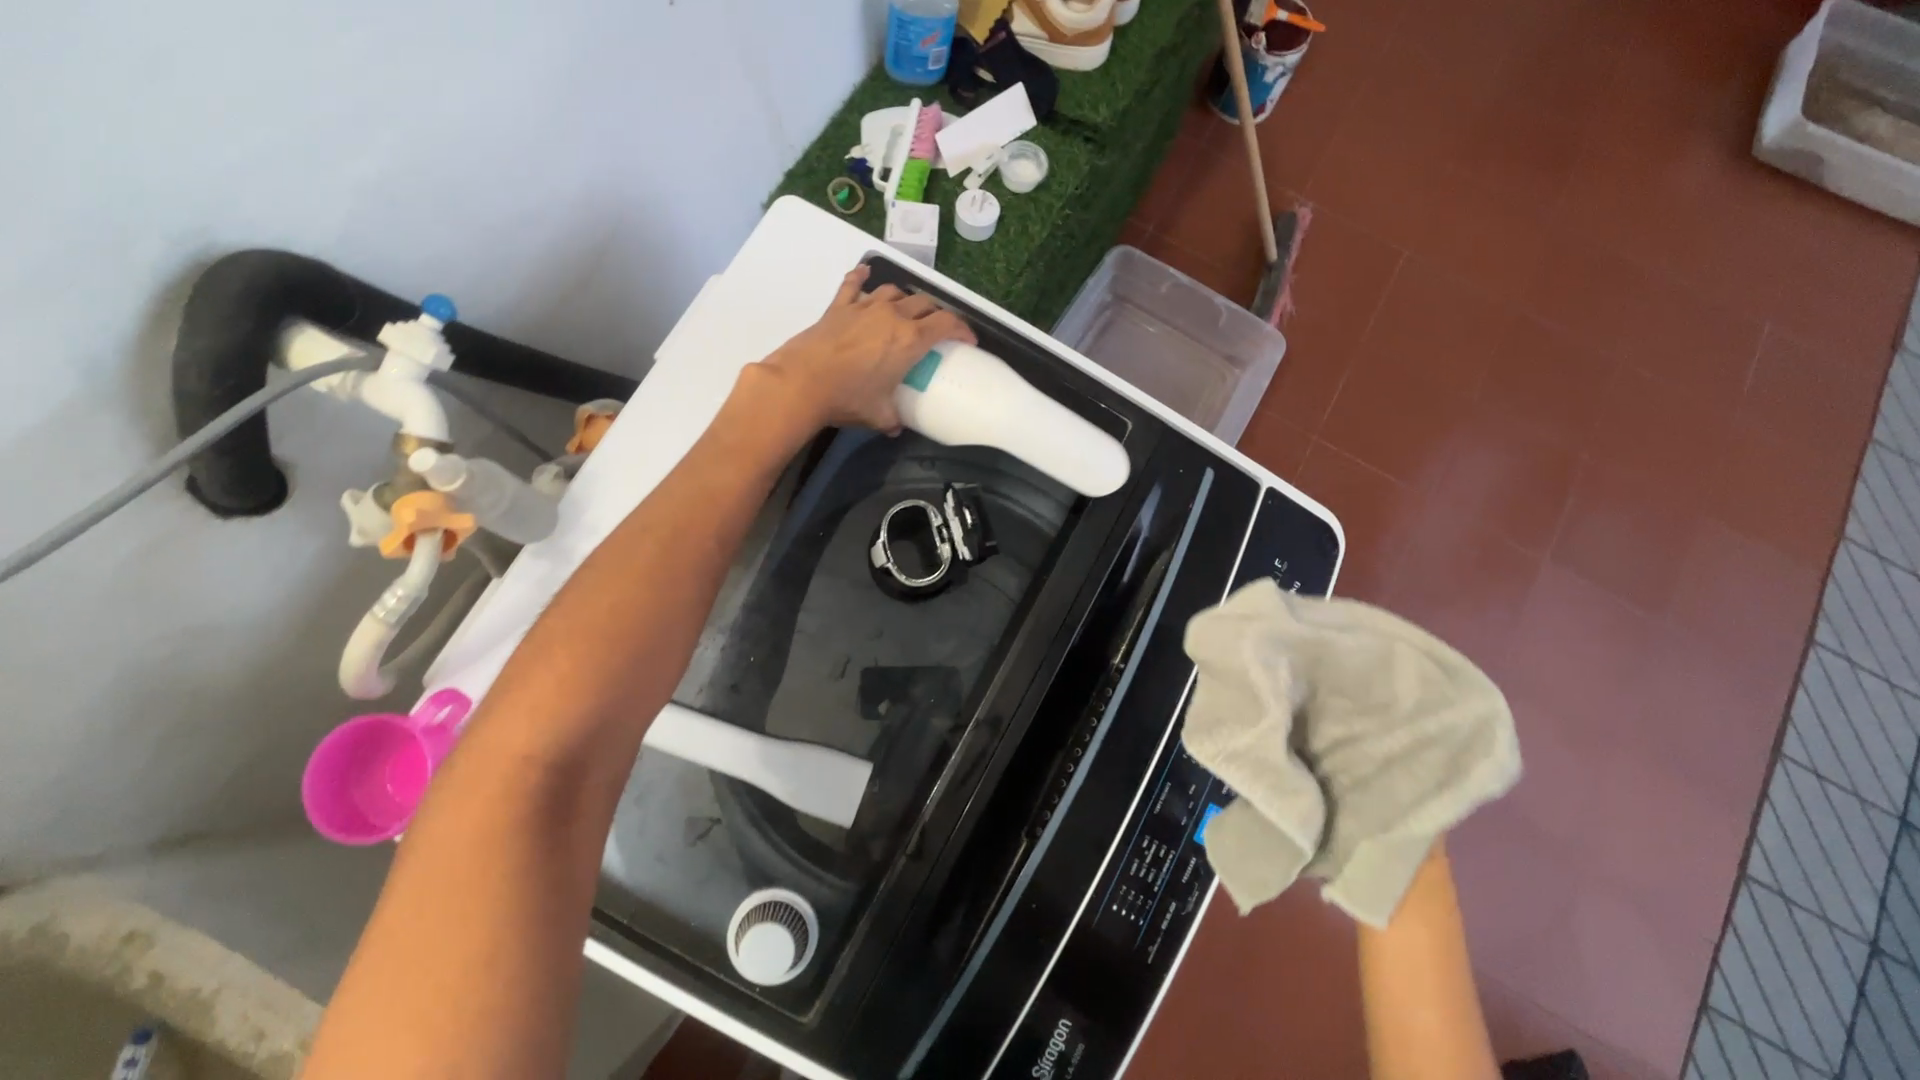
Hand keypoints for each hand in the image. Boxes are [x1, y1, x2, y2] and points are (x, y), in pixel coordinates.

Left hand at [757, 264, 975, 432]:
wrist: (802, 382)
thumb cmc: (848, 398)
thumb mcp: (879, 415)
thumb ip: (892, 418)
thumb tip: (895, 426)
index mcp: (910, 340)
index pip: (947, 324)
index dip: (962, 329)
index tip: (968, 340)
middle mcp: (892, 316)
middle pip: (923, 303)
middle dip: (935, 314)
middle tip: (936, 329)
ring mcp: (864, 307)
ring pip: (893, 292)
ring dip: (904, 299)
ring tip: (905, 310)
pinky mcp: (838, 307)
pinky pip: (852, 284)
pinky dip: (861, 277)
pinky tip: (864, 272)